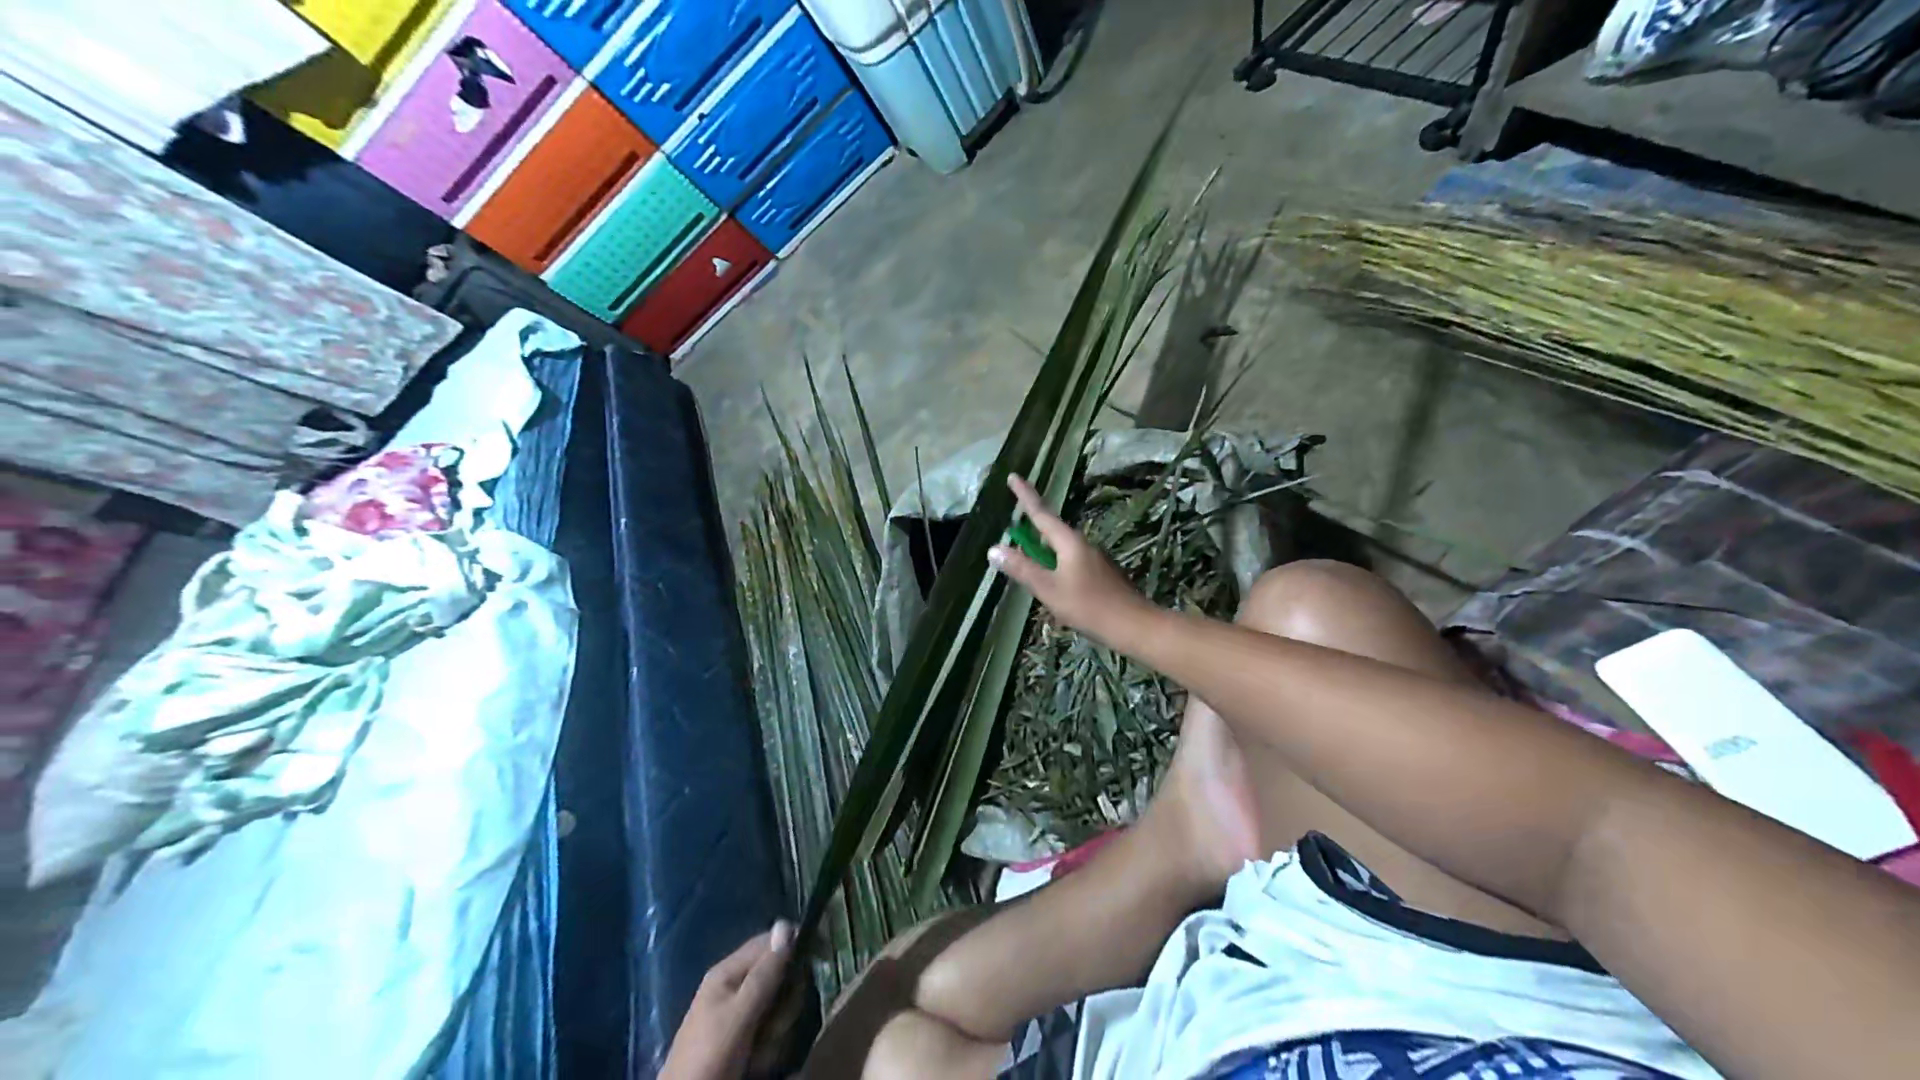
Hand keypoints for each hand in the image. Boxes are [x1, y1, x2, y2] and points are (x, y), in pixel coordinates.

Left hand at [660, 922, 792, 1079]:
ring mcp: (741, 1014)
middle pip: (780, 977)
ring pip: (780, 1008)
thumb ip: (764, 973)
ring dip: (778, 1031)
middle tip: (773, 1025)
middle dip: (785, 1003)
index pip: (771, 941)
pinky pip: (772, 1032)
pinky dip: (770, 1048)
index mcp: (729, 971)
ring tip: (760, 1052)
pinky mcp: (745, 1038)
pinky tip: (758, 1063)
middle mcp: (736, 987)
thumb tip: (785, 924)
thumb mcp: (739, 1014)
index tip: (820, 958)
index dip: (796, 945)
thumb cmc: (710, 1054)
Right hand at [988, 474, 1156, 647]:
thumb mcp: (1049, 589)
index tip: (1013, 476)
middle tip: (1013, 529)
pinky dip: (1055, 567)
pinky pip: (1070, 563)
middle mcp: (1083, 544)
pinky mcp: (1100, 574)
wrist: (1134, 625)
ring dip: (1043, 553)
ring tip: (1028, 566)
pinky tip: (1053, 587)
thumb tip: (994, 548)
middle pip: (1051, 531)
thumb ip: (1022, 569)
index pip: (1041, 513)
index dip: (1025, 495)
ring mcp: (1094, 559)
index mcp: (1069, 542)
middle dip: (1032, 528)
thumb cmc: (1089, 606)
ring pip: (1061, 550)